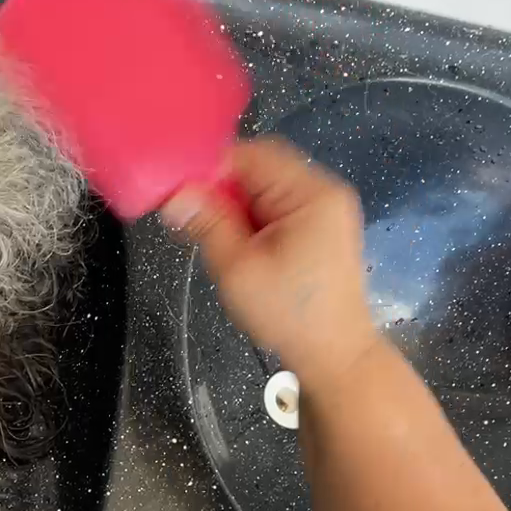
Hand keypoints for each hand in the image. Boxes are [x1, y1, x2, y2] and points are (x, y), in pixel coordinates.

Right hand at [163, 138, 378, 390]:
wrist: (335, 354)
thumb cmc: (287, 313)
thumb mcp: (237, 268)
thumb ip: (207, 225)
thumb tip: (175, 196)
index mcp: (310, 193)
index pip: (253, 155)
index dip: (212, 170)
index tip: (180, 195)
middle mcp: (323, 193)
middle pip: (261, 172)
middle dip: (223, 194)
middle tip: (193, 224)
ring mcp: (325, 213)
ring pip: (266, 194)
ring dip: (235, 213)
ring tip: (217, 244)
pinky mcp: (321, 233)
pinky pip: (277, 213)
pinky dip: (252, 225)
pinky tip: (238, 252)